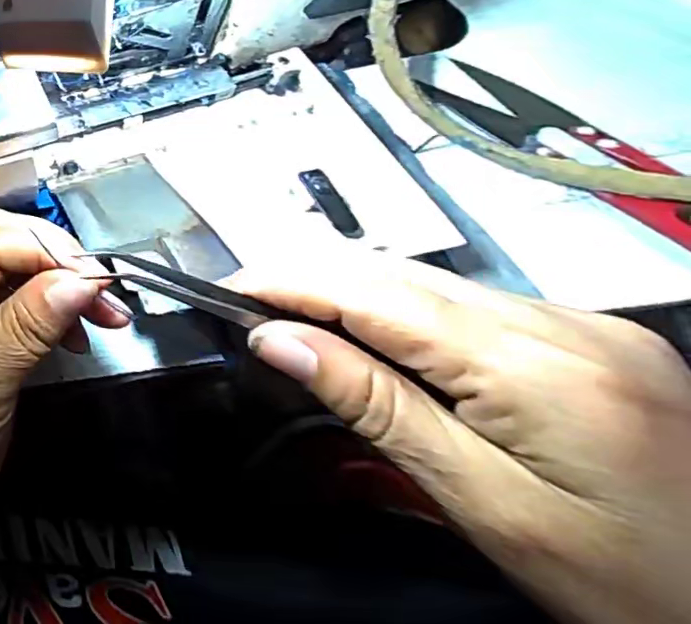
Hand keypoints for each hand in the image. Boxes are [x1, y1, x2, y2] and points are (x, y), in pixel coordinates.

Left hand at [0, 209, 131, 517]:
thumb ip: (30, 320)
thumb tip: (83, 279)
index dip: (46, 251)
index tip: (99, 282)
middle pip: (2, 240)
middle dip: (55, 257)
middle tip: (102, 291)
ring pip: (14, 265)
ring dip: (59, 283)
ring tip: (104, 319)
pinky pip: (19, 296)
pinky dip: (52, 306)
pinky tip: (75, 337)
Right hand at [232, 251, 690, 623]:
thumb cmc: (633, 584)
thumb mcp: (486, 505)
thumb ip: (373, 406)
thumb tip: (275, 338)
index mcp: (545, 369)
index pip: (372, 293)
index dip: (284, 282)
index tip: (223, 292)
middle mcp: (571, 326)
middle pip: (394, 272)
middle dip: (306, 280)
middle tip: (246, 309)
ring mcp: (590, 326)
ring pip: (422, 278)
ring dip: (345, 291)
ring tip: (292, 319)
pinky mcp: (594, 336)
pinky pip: (461, 300)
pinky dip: (395, 308)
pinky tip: (369, 335)